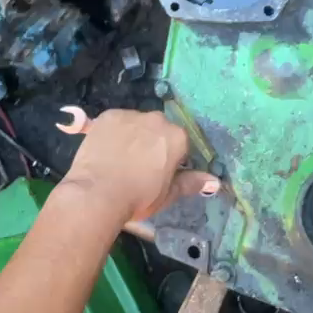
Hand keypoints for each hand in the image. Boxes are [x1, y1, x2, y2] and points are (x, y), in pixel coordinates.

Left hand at [55, 109, 219, 223]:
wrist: (98, 193)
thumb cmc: (139, 197)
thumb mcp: (168, 194)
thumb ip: (191, 182)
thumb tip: (214, 181)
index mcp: (177, 137)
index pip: (179, 144)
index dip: (170, 159)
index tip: (159, 172)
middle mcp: (157, 119)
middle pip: (158, 129)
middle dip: (152, 143)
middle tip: (139, 167)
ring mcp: (130, 115)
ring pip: (136, 123)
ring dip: (133, 136)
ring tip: (119, 159)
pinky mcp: (108, 115)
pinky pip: (115, 122)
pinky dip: (113, 132)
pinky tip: (106, 150)